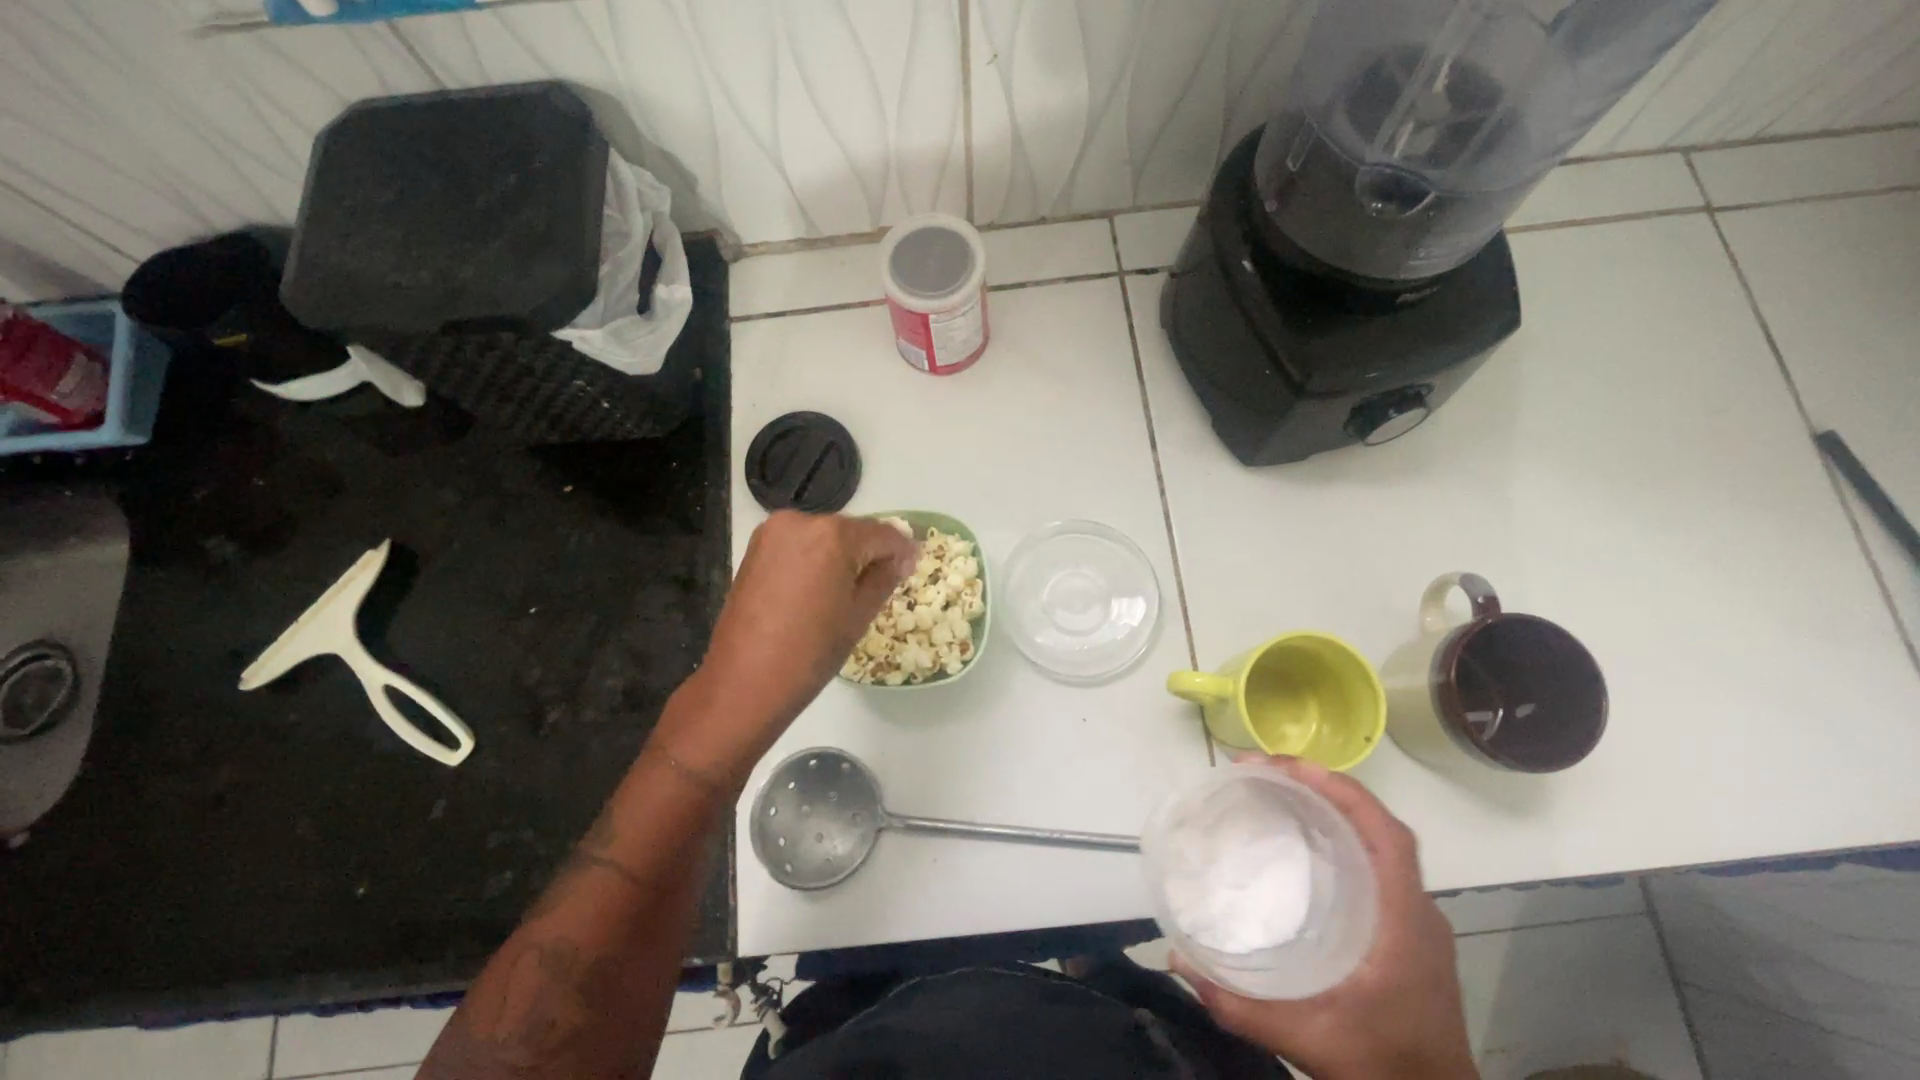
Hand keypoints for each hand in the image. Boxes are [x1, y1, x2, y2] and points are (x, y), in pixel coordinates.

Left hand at [674, 511, 913, 771]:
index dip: (902, 551)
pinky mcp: (755, 549)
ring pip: (824, 537)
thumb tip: (902, 557)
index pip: (882, 534)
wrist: (744, 680)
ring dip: (841, 556)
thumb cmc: (811, 652)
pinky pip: (799, 546)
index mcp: (833, 535)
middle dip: (870, 553)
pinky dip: (815, 561)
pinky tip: (820, 590)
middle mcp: (801, 521)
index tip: (913, 568)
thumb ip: (884, 577)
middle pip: (851, 531)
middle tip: (883, 584)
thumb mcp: (859, 615)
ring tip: (849, 592)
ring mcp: (773, 533)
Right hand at [1173, 757, 1477, 1079]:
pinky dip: (1346, 846)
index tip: (1288, 769)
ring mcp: (1420, 926)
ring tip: (1282, 801)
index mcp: (1402, 923)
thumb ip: (1238, 1005)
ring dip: (1339, 814)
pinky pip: (1381, 872)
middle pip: (1380, 830)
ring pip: (1383, 849)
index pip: (1386, 835)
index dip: (1343, 791)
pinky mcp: (1414, 940)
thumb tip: (1178, 961)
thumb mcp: (1305, 1038)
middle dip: (1328, 790)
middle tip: (1267, 777)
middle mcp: (1418, 913)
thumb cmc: (1380, 1066)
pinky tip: (1308, 858)